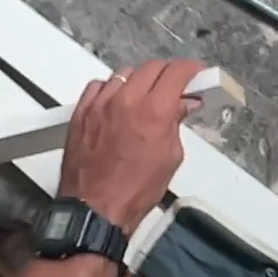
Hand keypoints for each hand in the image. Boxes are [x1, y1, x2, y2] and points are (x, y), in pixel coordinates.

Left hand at [58, 59, 204, 232]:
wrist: (96, 209)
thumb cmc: (136, 190)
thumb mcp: (171, 157)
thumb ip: (176, 124)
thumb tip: (183, 105)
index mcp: (154, 111)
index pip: (176, 72)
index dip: (191, 68)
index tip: (196, 72)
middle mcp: (126, 100)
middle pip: (152, 67)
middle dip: (168, 73)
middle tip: (174, 86)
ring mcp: (100, 104)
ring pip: (124, 74)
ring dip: (140, 81)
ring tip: (144, 97)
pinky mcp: (81, 112)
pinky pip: (98, 86)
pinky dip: (111, 89)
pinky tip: (116, 103)